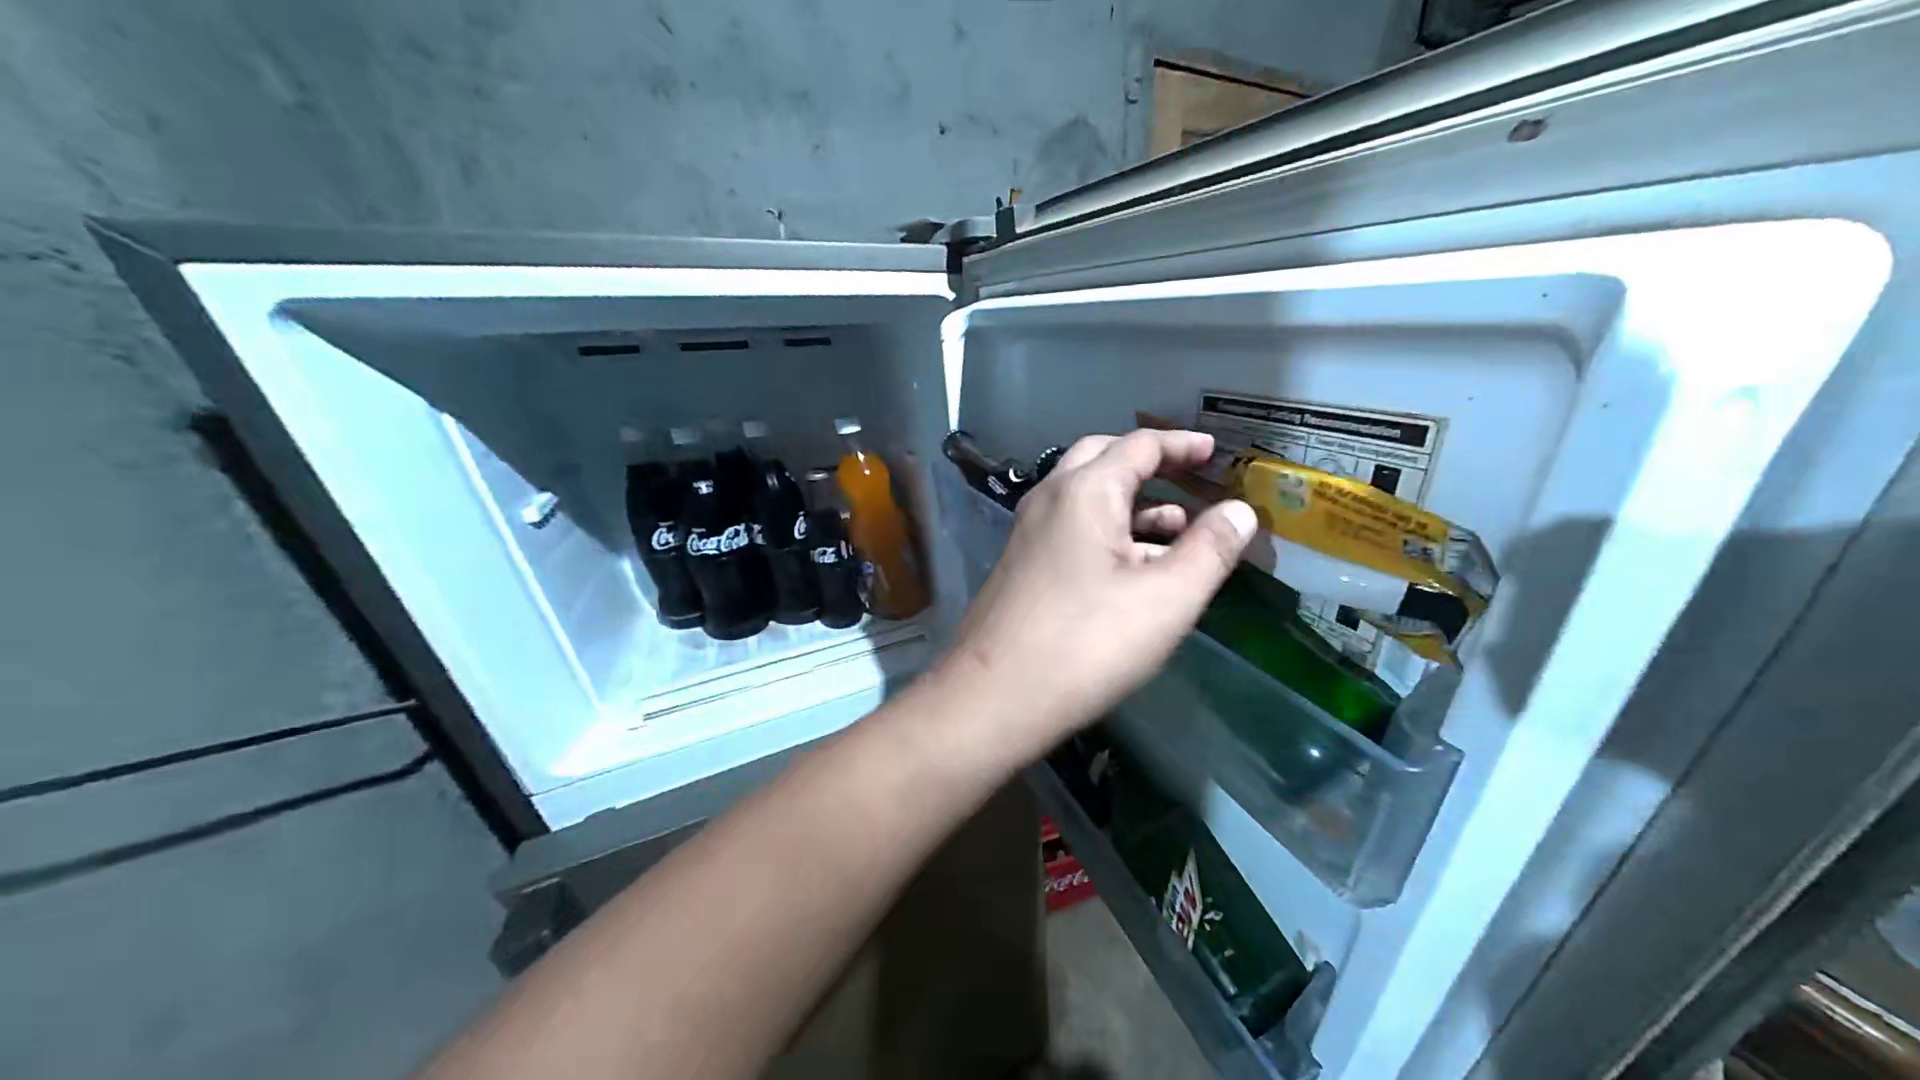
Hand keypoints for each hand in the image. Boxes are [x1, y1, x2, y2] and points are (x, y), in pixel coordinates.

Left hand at [940, 429, 1256, 760]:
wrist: (994, 696)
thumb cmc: (1087, 643)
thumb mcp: (1166, 598)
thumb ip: (1210, 550)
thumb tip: (1241, 511)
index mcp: (1084, 491)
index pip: (1139, 445)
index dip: (1181, 445)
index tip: (1216, 453)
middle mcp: (1049, 499)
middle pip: (1104, 460)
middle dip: (1150, 464)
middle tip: (1192, 480)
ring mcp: (1029, 532)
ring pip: (1087, 498)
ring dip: (1133, 504)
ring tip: (1180, 530)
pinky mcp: (1022, 565)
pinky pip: (1072, 529)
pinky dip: (1109, 532)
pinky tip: (1136, 568)